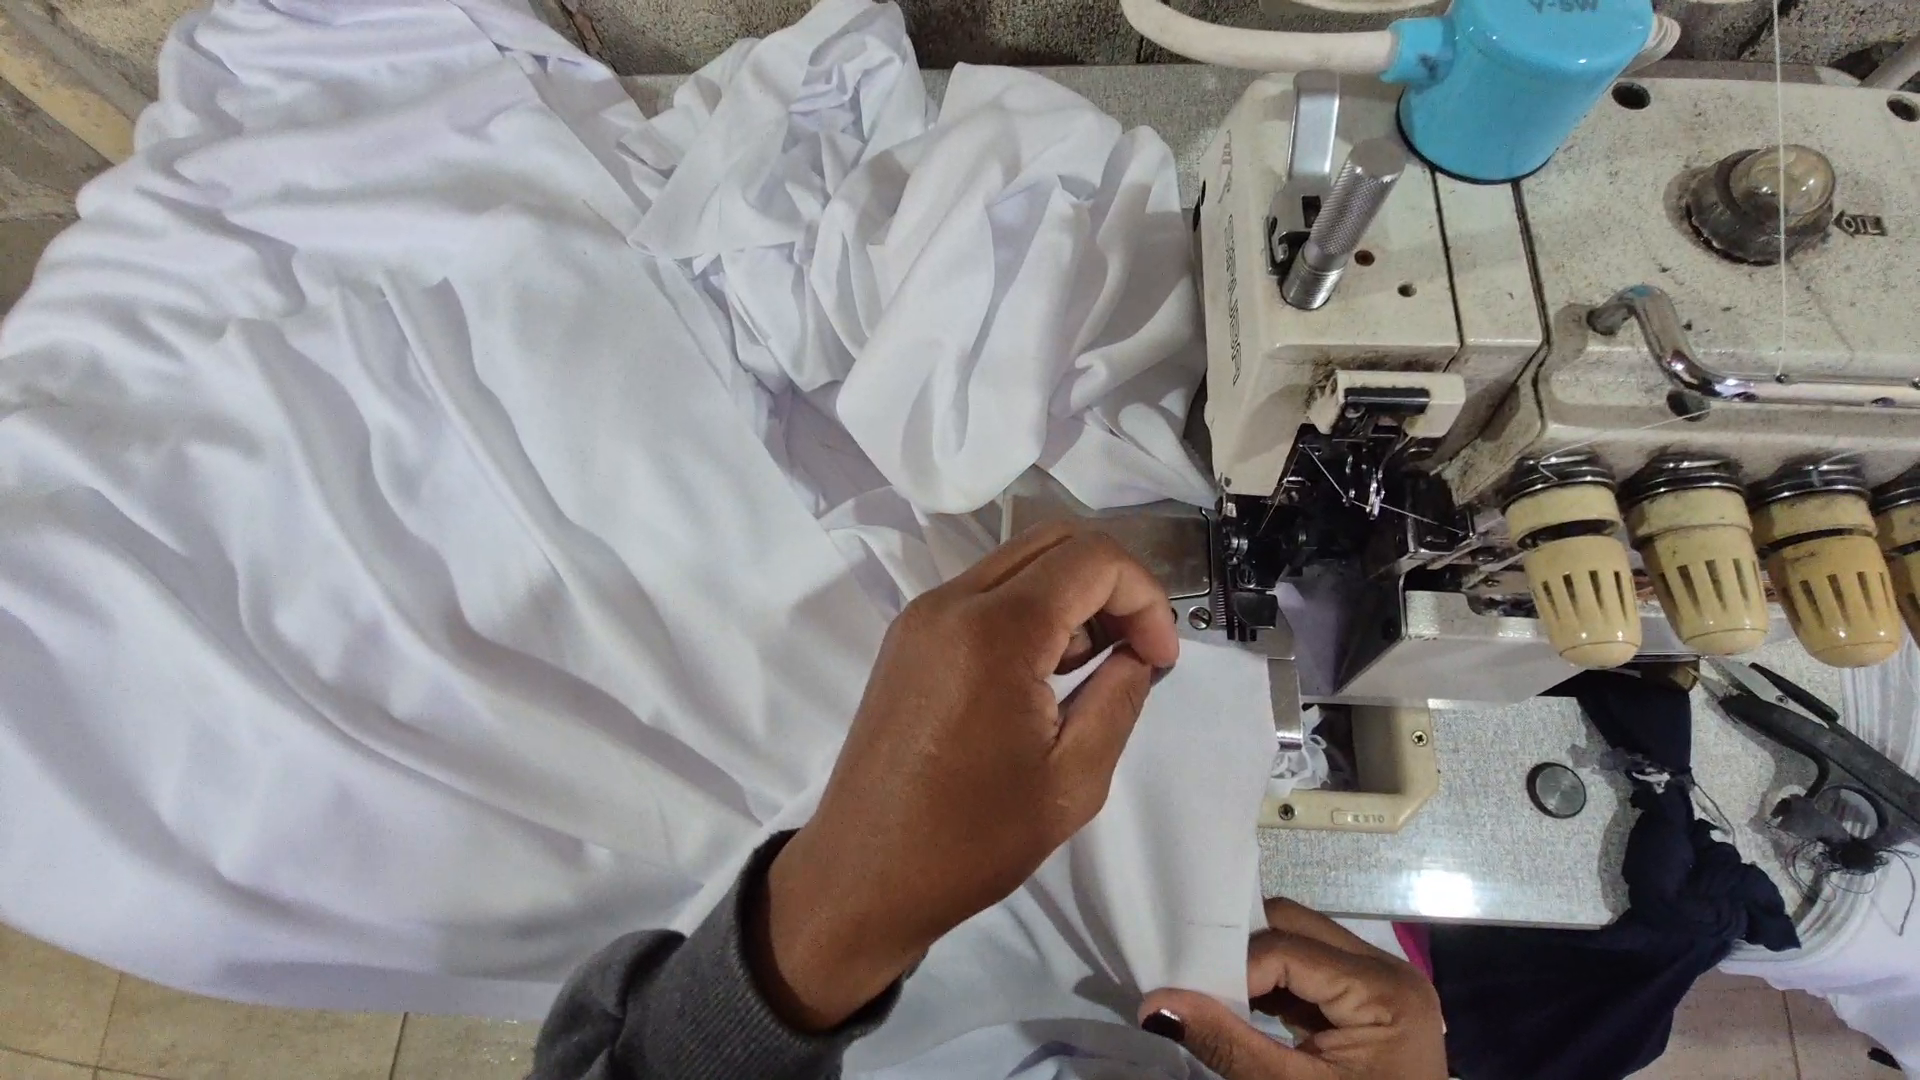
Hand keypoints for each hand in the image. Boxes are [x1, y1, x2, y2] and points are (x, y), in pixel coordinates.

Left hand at [750, 523, 1180, 1030]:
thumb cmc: (970, 840)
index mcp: (995, 629)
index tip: (1160, 658)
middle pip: (1055, 541)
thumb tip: (1137, 652)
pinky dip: (1028, 610)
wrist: (863, 874)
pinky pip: (983, 593)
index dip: (1145, 596)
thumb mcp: (1073, 780)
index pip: (1093, 558)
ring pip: (1018, 563)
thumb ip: (1120, 696)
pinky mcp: (908, 636)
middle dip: (1111, 584)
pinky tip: (1040, 673)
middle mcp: (952, 601)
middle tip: (1133, 651)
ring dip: (1069, 596)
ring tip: (1088, 670)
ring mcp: (922, 614)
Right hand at [1137, 898, 1446, 1079]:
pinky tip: (1246, 1006)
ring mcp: (1382, 983)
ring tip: (1219, 995)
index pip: (1285, 948)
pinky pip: (1309, 967)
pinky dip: (1273, 981)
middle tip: (1200, 981)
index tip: (1196, 1003)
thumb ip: (1226, 1044)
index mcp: (1384, 991)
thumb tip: (1152, 1004)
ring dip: (1254, 963)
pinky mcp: (1369, 1000)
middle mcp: (1388, 970)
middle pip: (1293, 925)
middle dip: (1241, 950)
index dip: (1234, 972)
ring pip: (1297, 938)